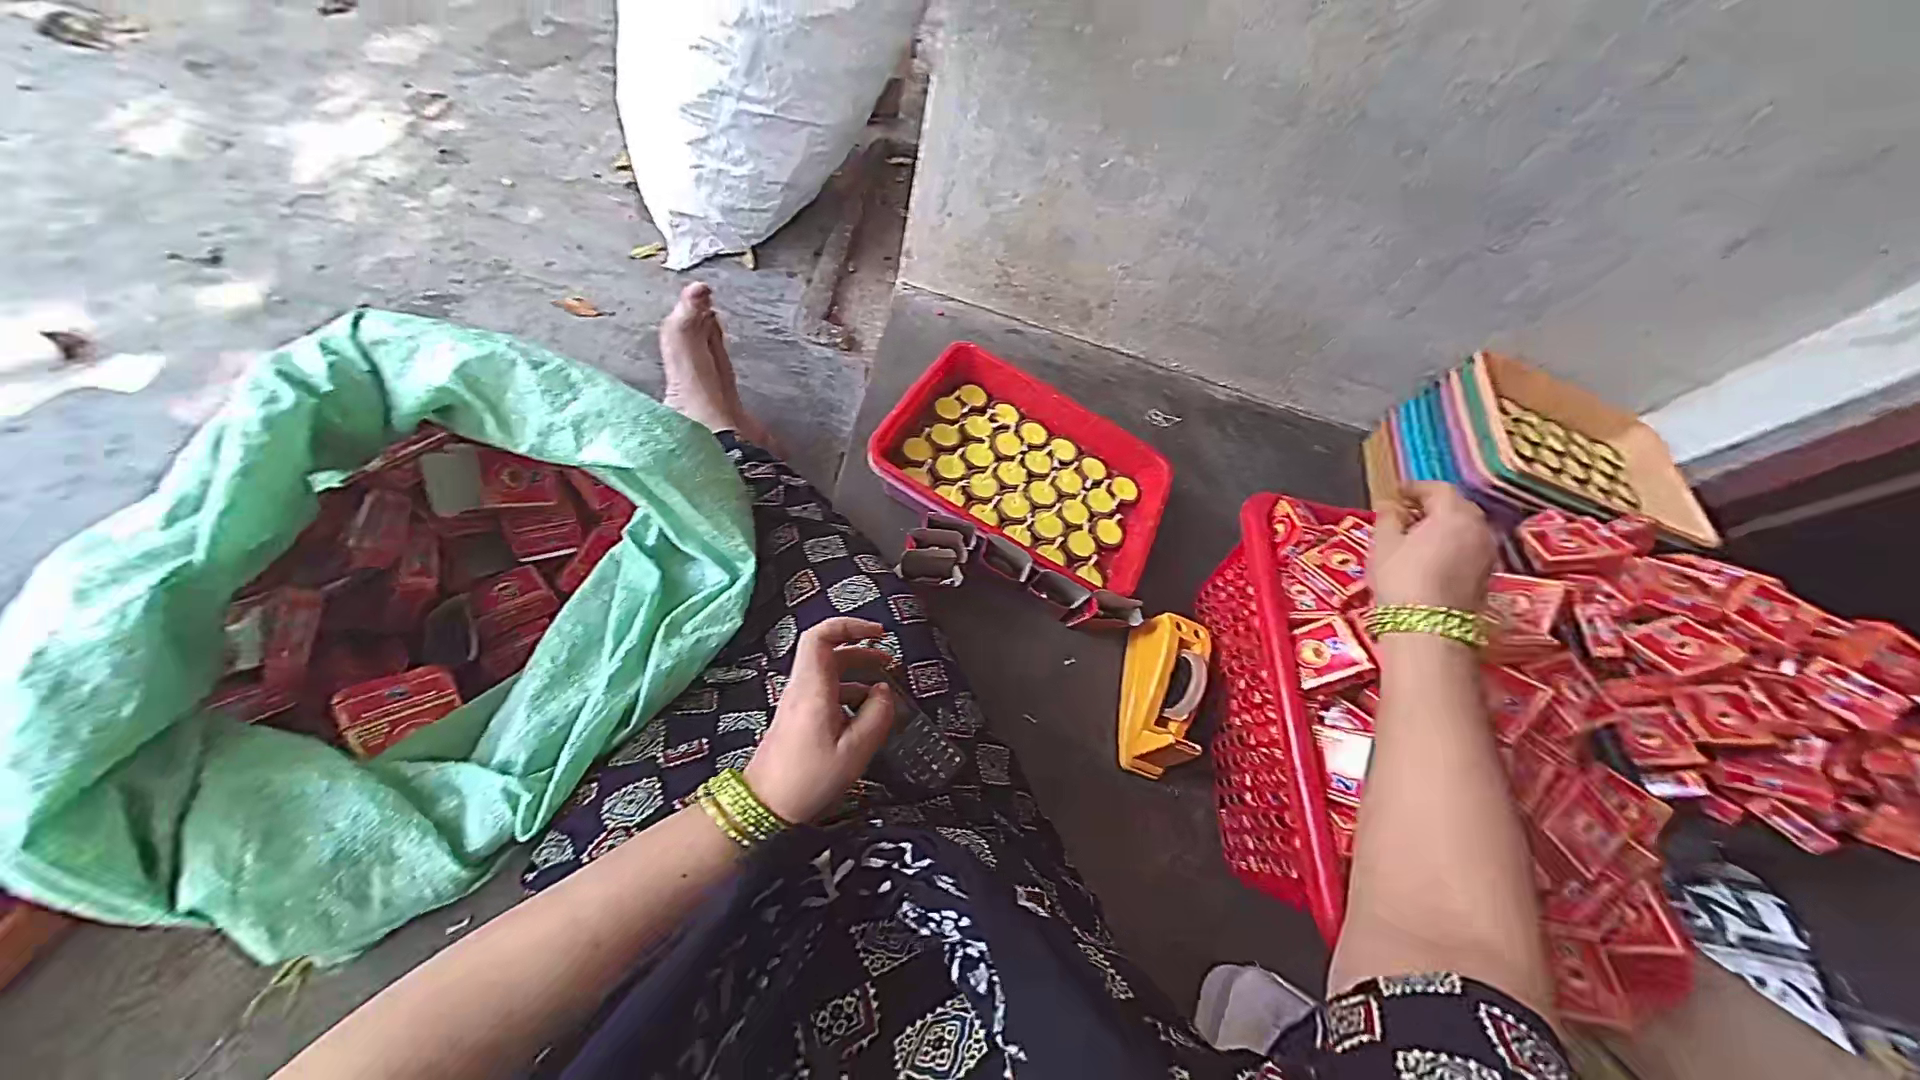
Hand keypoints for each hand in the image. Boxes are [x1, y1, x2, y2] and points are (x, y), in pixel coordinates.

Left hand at [744, 618, 898, 823]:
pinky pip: (826, 691)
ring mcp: (798, 702)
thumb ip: (876, 716)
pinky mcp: (798, 717)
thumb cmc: (808, 779)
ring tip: (884, 688)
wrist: (764, 806)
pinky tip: (865, 713)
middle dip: (861, 650)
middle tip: (888, 661)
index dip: (850, 625)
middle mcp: (802, 688)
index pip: (821, 635)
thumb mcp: (854, 752)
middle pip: (829, 651)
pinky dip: (849, 693)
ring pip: (829, 672)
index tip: (877, 633)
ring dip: (857, 673)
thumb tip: (885, 692)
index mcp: (813, 688)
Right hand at [1368, 481, 1496, 612]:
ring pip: (1465, 528)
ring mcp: (1487, 553)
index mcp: (1454, 514)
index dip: (1415, 488)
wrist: (1428, 628)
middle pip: (1457, 507)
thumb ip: (1388, 518)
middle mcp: (1479, 528)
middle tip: (1404, 513)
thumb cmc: (1401, 578)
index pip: (1438, 489)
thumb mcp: (1383, 544)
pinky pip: (1468, 547)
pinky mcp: (1486, 574)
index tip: (1395, 494)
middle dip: (1431, 506)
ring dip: (1442, 526)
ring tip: (1413, 536)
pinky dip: (1450, 544)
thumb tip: (1390, 505)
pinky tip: (1428, 556)